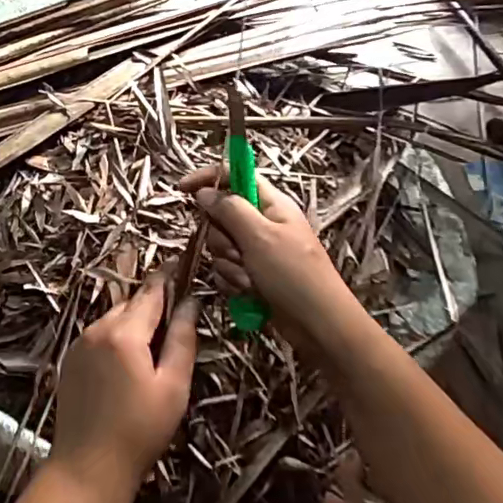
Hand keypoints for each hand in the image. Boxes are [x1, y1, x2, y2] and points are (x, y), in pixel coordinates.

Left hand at [49, 273, 197, 500]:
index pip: (150, 293)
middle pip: (131, 305)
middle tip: (174, 328)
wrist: (88, 467)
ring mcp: (79, 343)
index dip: (168, 280)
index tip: (182, 268)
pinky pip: (98, 337)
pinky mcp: (70, 358)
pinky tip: (125, 370)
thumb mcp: (173, 387)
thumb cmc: (140, 431)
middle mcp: (97, 329)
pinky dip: (115, 341)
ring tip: (151, 356)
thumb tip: (190, 303)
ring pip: (113, 320)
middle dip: (152, 309)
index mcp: (124, 333)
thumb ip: (182, 340)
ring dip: (133, 325)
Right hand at [178, 165, 355, 339]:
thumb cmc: (294, 275)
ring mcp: (257, 250)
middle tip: (237, 252)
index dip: (209, 178)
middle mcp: (263, 223)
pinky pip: (225, 269)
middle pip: (221, 214)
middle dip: (221, 237)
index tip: (183, 189)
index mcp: (271, 204)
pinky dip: (231, 281)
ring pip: (220, 245)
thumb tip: (204, 192)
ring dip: (228, 264)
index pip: (235, 175)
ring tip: (249, 279)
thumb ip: (229, 209)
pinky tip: (247, 292)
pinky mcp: (252, 274)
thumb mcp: (260, 236)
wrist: (319, 327)